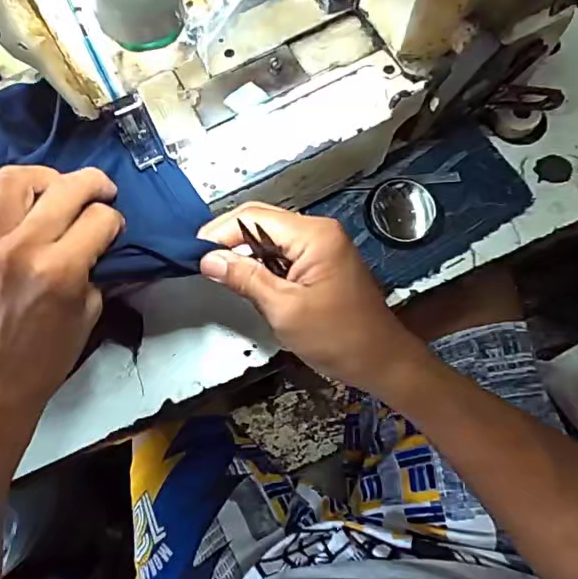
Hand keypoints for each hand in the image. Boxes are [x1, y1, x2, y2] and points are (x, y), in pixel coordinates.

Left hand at [0, 166, 123, 464]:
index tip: (112, 230)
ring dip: (44, 177)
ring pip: (15, 177)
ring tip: (54, 190)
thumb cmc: (45, 360)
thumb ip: (96, 270)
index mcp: (60, 272)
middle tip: (102, 191)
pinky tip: (9, 198)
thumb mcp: (88, 315)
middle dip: (94, 183)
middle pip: (66, 188)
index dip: (114, 220)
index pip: (100, 218)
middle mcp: (22, 248)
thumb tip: (101, 239)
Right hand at [198, 202, 430, 393]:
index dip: (220, 232)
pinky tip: (247, 280)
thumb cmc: (338, 338)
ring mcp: (322, 245)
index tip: (195, 252)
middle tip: (203, 262)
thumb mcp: (283, 309)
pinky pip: (282, 252)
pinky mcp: (321, 261)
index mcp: (314, 235)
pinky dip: (262, 263)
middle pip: (261, 221)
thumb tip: (209, 259)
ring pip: (270, 237)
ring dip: (244, 252)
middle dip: (229, 240)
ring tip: (219, 272)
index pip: (254, 217)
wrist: (382, 361)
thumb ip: (244, 278)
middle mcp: (319, 231)